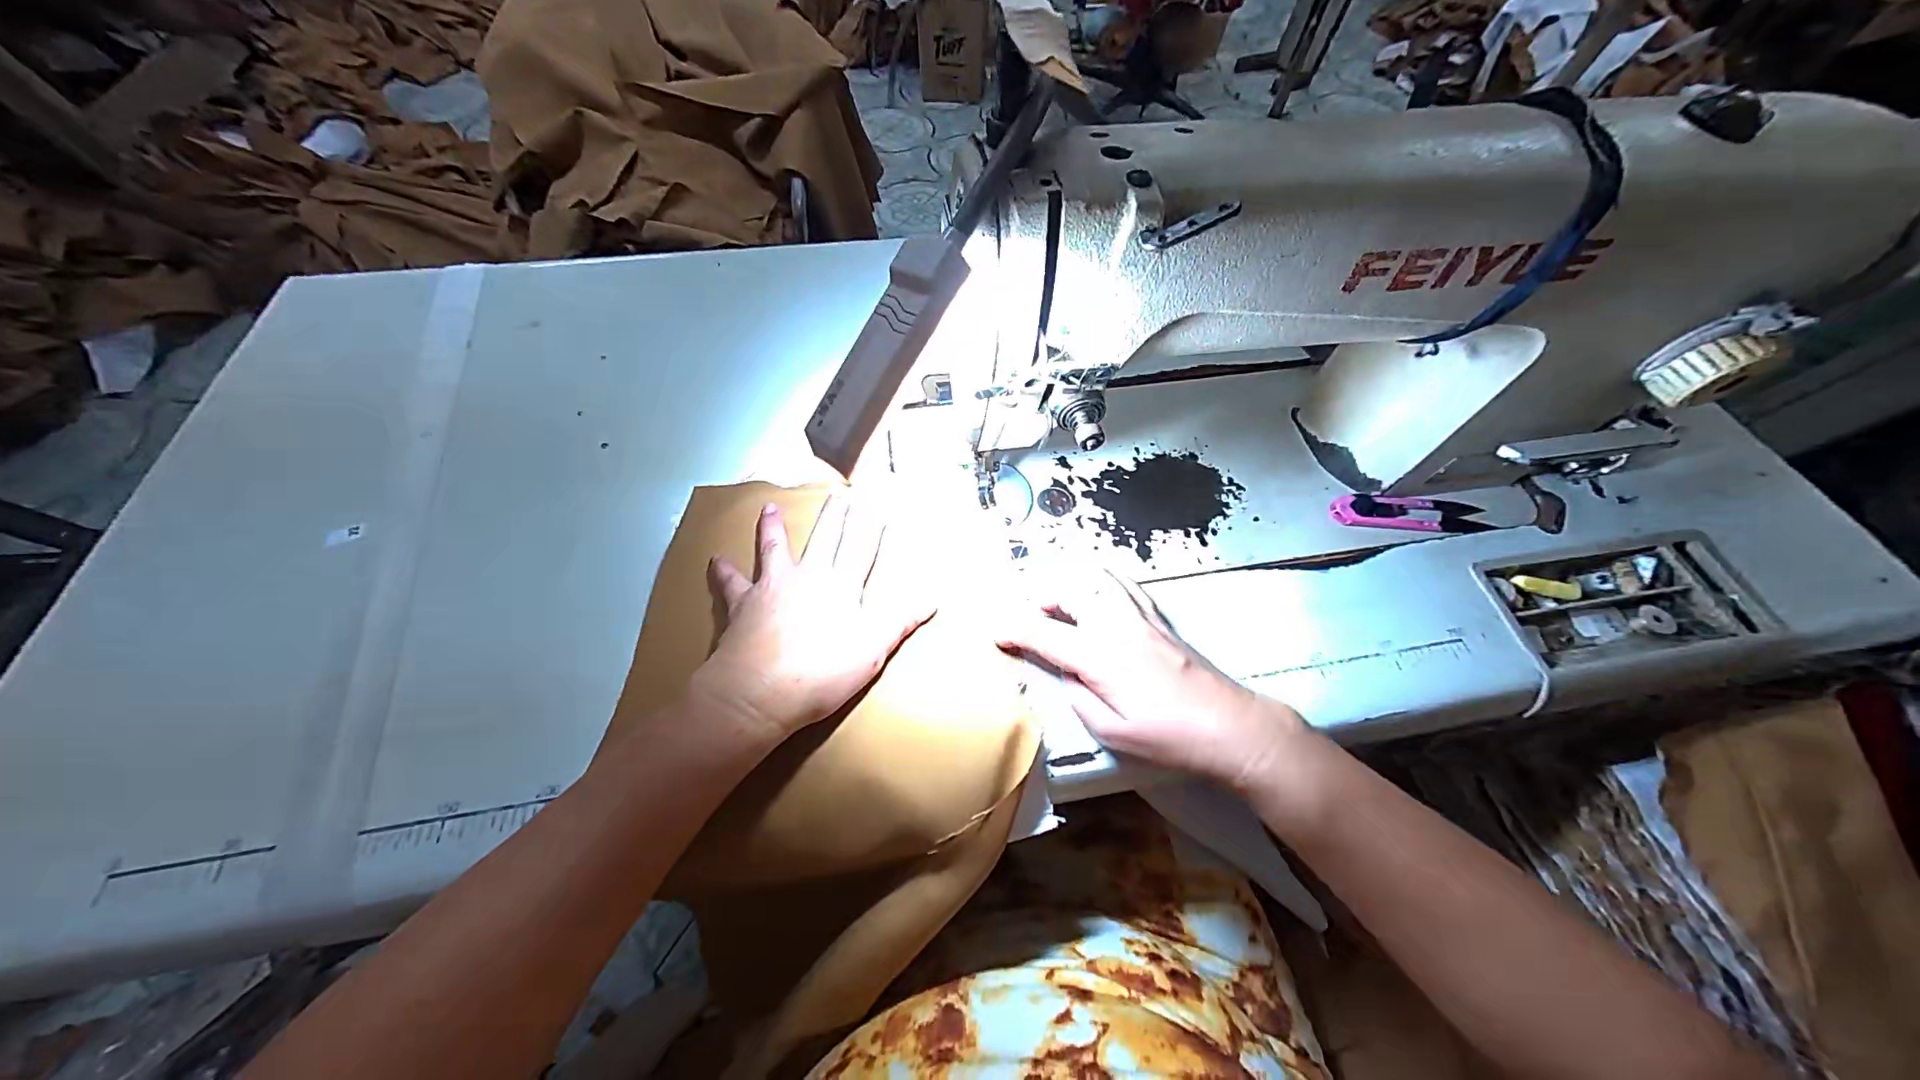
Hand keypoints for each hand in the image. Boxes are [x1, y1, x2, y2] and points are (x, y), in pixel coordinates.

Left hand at [691, 496, 932, 742]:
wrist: (759, 690)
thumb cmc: (823, 672)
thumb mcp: (873, 650)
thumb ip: (899, 621)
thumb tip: (931, 599)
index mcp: (841, 586)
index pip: (861, 548)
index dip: (870, 525)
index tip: (875, 501)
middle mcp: (808, 577)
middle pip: (824, 539)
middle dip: (833, 516)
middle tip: (837, 494)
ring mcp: (772, 586)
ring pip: (774, 548)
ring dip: (773, 527)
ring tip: (770, 508)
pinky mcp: (742, 603)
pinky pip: (732, 582)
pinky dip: (724, 570)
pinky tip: (716, 560)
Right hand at [995, 569, 1310, 790]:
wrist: (1229, 725)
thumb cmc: (1170, 737)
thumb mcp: (1113, 733)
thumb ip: (1080, 699)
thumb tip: (1067, 676)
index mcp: (1100, 658)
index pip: (1045, 634)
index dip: (1014, 631)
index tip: (995, 633)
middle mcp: (1116, 627)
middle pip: (1069, 591)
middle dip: (1040, 598)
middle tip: (1029, 618)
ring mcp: (1140, 618)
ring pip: (1096, 579)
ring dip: (1069, 584)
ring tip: (1058, 603)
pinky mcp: (1158, 618)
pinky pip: (1123, 585)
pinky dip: (1101, 581)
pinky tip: (1097, 594)